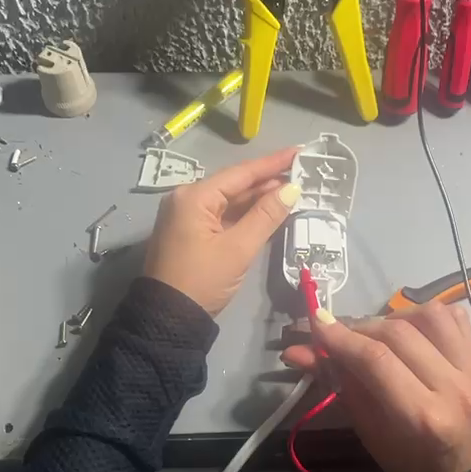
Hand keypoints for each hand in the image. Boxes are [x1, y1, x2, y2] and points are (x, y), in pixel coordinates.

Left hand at [142, 146, 301, 315]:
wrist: (169, 320)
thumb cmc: (203, 280)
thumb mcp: (238, 249)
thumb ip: (266, 216)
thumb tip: (292, 189)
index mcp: (194, 197)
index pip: (240, 173)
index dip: (272, 163)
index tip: (298, 151)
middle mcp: (187, 200)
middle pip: (234, 185)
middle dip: (267, 181)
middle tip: (301, 173)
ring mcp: (186, 217)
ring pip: (229, 202)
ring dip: (258, 198)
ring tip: (291, 190)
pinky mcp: (190, 234)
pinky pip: (222, 217)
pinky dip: (245, 215)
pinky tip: (268, 211)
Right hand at [280, 303, 470, 471]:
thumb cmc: (408, 463)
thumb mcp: (367, 429)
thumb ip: (338, 383)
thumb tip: (297, 350)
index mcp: (422, 417)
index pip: (375, 360)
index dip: (340, 338)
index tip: (316, 323)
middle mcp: (452, 388)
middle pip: (398, 334)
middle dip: (360, 328)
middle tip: (340, 335)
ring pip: (430, 315)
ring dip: (396, 317)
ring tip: (380, 333)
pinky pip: (455, 317)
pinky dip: (428, 315)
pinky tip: (412, 330)